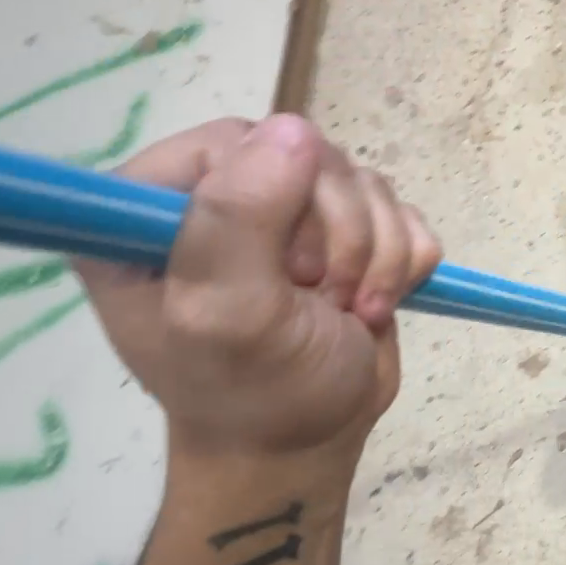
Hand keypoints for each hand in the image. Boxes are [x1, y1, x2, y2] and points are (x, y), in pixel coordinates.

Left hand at [75, 115, 441, 465]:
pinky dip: (411, 261)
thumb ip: (240, 218)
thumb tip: (293, 128)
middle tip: (324, 296)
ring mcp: (298, 220)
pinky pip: (409, 217)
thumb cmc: (253, 389)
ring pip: (373, 189)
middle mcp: (224, 204)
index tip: (288, 266)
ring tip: (353, 309)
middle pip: (319, 163)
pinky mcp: (360, 238)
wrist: (313, 435)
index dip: (284, 194)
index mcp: (153, 212)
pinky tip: (386, 299)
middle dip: (346, 236)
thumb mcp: (228, 312)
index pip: (237, 143)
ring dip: (383, 256)